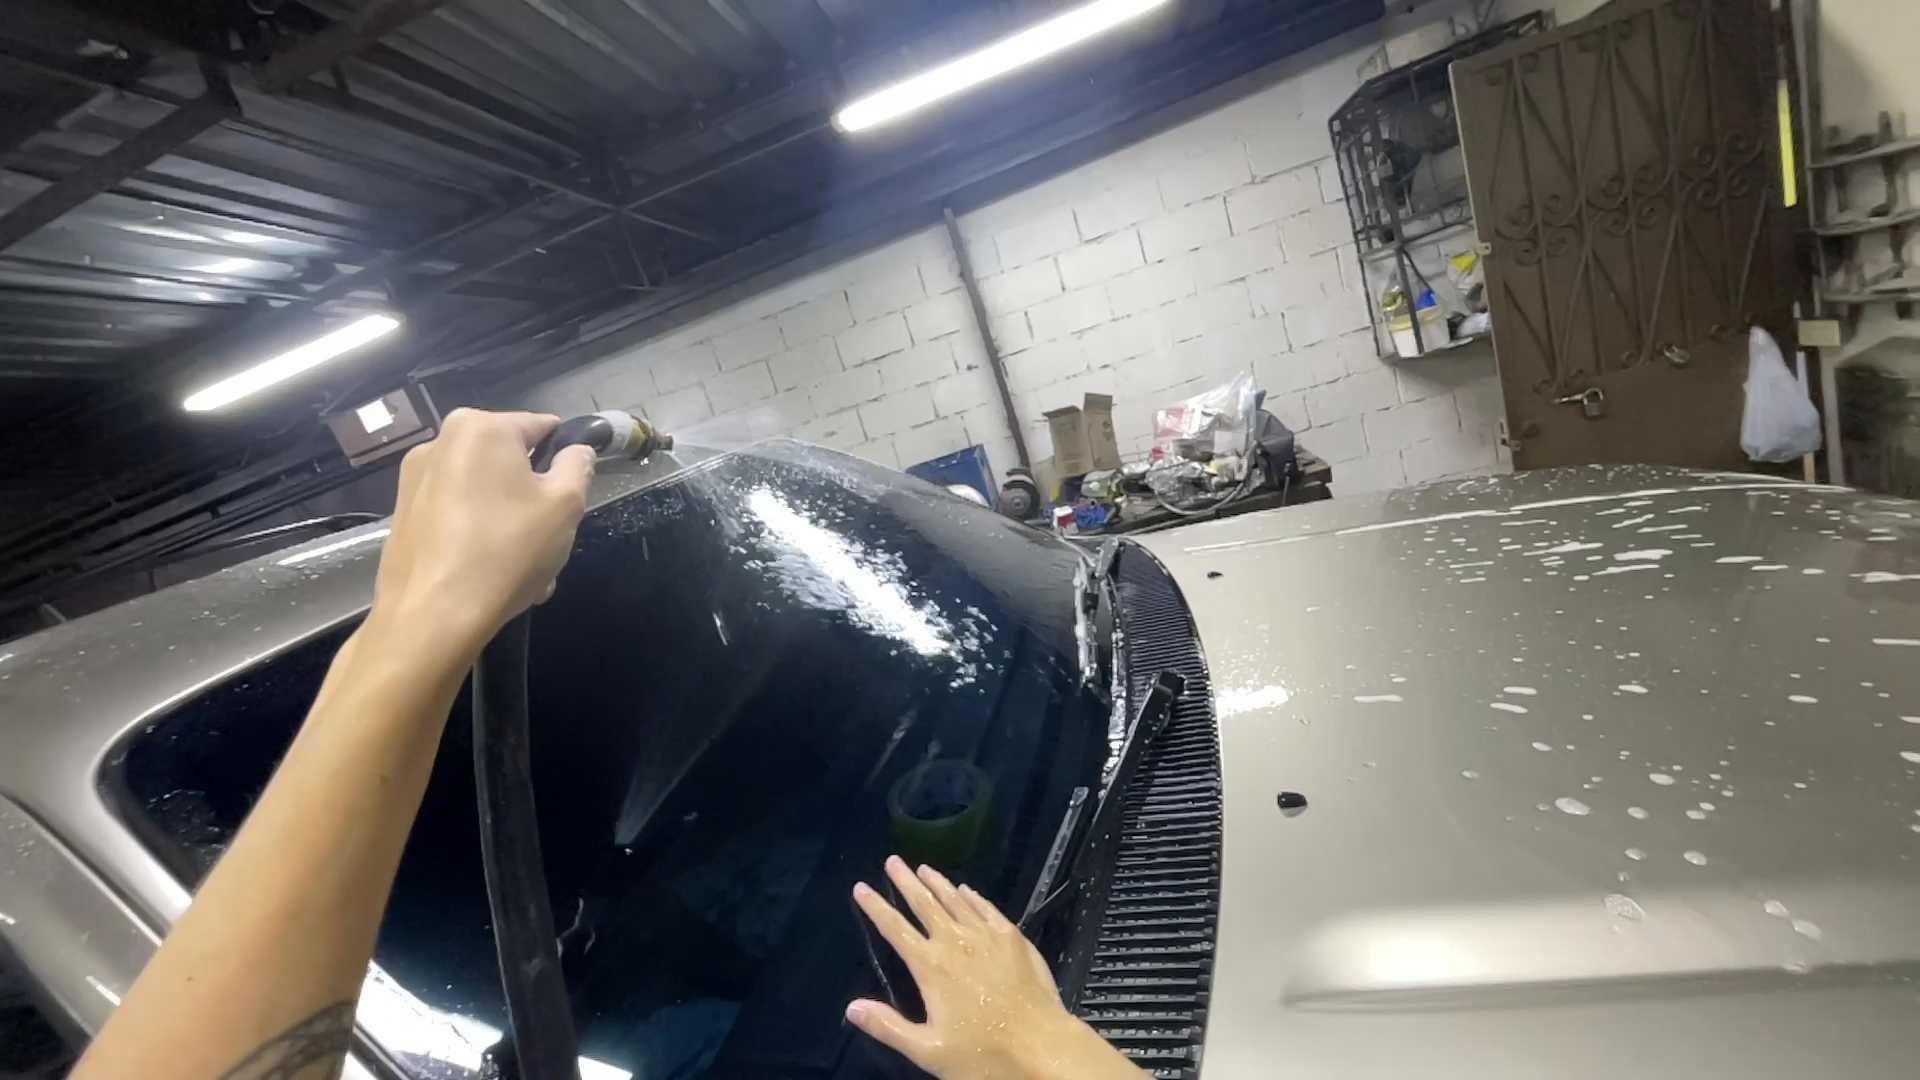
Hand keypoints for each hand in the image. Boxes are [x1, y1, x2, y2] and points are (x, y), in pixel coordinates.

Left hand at [369, 409, 594, 658]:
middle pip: (511, 460)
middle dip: (536, 492)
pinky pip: (460, 514)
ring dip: (512, 518)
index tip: (578, 489)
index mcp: (481, 429)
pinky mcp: (404, 514)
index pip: (542, 425)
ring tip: (525, 563)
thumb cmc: (508, 550)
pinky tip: (494, 571)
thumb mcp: (566, 505)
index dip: (567, 454)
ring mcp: (415, 479)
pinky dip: (482, 534)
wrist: (434, 615)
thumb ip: (578, 467)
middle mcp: (440, 443)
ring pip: (487, 491)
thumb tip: (576, 452)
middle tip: (552, 533)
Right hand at [847, 857, 1144, 1079]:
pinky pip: (986, 908)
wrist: (1040, 1046)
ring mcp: (985, 934)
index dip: (876, 907)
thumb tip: (852, 1007)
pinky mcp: (1011, 935)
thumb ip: (888, 1027)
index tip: (861, 887)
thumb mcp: (928, 1051)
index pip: (895, 929)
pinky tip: (965, 889)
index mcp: (931, 966)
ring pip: (954, 899)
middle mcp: (955, 941)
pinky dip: (972, 896)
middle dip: (905, 880)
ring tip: (923, 867)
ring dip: (936, 882)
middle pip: (924, 903)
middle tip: (893, 860)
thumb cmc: (983, 1054)